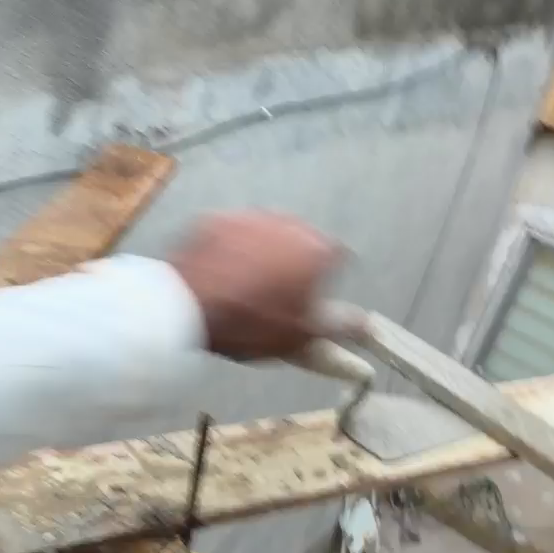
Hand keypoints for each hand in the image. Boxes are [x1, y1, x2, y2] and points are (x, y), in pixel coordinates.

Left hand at [167, 211, 341, 359]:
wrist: (185, 307)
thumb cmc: (252, 325)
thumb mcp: (301, 336)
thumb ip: (341, 326)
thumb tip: (367, 323)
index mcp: (318, 249)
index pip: (340, 258)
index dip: (326, 281)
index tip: (311, 300)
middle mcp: (290, 223)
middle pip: (303, 243)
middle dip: (295, 263)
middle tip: (276, 296)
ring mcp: (251, 216)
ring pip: (268, 235)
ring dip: (265, 254)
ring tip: (246, 286)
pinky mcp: (217, 218)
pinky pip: (234, 234)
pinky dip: (233, 249)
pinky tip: (221, 273)